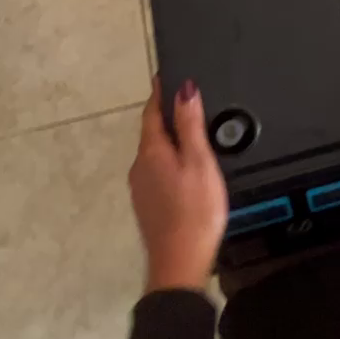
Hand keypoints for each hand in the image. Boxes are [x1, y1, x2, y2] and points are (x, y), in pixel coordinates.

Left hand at [128, 77, 228, 293]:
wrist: (180, 263)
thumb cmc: (196, 210)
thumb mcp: (199, 162)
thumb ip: (190, 125)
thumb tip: (184, 89)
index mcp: (152, 153)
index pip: (151, 113)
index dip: (159, 92)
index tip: (166, 74)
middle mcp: (140, 168)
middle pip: (152, 132)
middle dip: (167, 114)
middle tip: (186, 96)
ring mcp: (141, 188)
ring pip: (155, 152)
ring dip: (170, 136)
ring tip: (192, 126)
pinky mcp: (149, 204)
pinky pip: (158, 168)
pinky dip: (170, 156)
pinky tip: (188, 162)